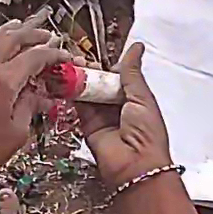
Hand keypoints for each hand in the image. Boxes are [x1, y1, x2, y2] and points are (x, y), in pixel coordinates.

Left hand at [0, 17, 73, 190]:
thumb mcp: (16, 133)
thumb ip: (29, 108)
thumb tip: (36, 98)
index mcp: (4, 81)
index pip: (35, 56)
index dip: (53, 54)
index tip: (63, 56)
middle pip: (12, 38)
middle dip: (33, 34)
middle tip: (46, 36)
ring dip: (7, 32)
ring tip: (19, 28)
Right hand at [76, 42, 172, 190]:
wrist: (134, 165)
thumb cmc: (146, 132)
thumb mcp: (142, 96)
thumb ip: (131, 72)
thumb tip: (136, 47)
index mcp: (136, 98)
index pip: (118, 76)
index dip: (107, 66)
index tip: (96, 55)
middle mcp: (118, 106)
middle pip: (101, 83)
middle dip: (91, 72)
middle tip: (79, 60)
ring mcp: (102, 115)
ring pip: (88, 92)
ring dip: (80, 80)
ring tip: (71, 66)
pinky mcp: (88, 125)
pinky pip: (78, 106)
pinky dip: (71, 93)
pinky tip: (65, 80)